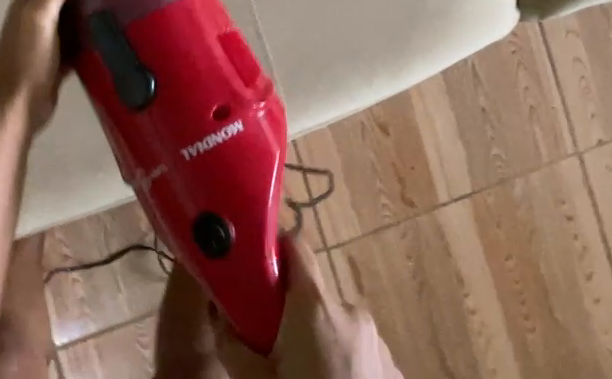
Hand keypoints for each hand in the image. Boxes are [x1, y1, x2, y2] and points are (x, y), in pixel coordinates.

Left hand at [0, 0, 98, 132]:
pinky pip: (86, 38)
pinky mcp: (65, 58)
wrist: (18, 109)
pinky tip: (125, 28)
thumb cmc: (26, 57)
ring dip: (102, 6)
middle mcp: (41, 12)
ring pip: (81, 14)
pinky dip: (100, 33)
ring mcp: (53, 36)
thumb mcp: (43, 12)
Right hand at [213, 235, 399, 378]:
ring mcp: (378, 342)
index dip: (271, 252)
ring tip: (298, 374)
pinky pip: (357, 349)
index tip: (251, 270)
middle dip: (287, 309)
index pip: (294, 245)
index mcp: (315, 306)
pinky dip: (340, 359)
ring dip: (315, 338)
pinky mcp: (393, 369)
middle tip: (267, 341)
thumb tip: (217, 310)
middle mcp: (351, 312)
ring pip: (334, 323)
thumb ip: (231, 340)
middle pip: (311, 291)